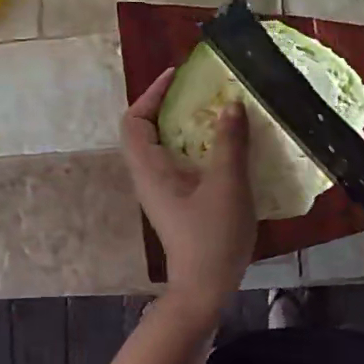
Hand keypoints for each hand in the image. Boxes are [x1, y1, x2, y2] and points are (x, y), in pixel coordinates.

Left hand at [120, 68, 254, 312]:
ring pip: (164, 147)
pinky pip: (179, 163)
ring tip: (217, 111)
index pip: (133, 122)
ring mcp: (162, 191)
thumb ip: (229, 143)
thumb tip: (231, 105)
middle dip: (170, 105)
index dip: (150, 95)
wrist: (205, 287)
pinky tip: (225, 146)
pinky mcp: (177, 202)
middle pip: (146, 131)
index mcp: (149, 170)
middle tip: (202, 90)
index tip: (177, 77)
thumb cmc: (212, 237)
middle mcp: (149, 177)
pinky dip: (196, 147)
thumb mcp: (227, 186)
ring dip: (186, 126)